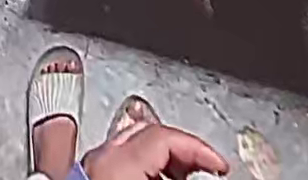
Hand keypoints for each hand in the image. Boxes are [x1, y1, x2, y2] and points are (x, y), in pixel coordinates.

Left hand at [81, 124, 229, 178]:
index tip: (221, 164)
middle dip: (181, 147)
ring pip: (132, 145)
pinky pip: (121, 160)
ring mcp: (90, 165)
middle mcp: (99, 156)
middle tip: (208, 167)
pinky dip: (146, 166)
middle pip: (146, 132)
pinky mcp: (86, 175)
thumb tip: (211, 174)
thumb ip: (185, 176)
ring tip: (189, 176)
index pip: (163, 135)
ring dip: (165, 158)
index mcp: (116, 160)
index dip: (198, 146)